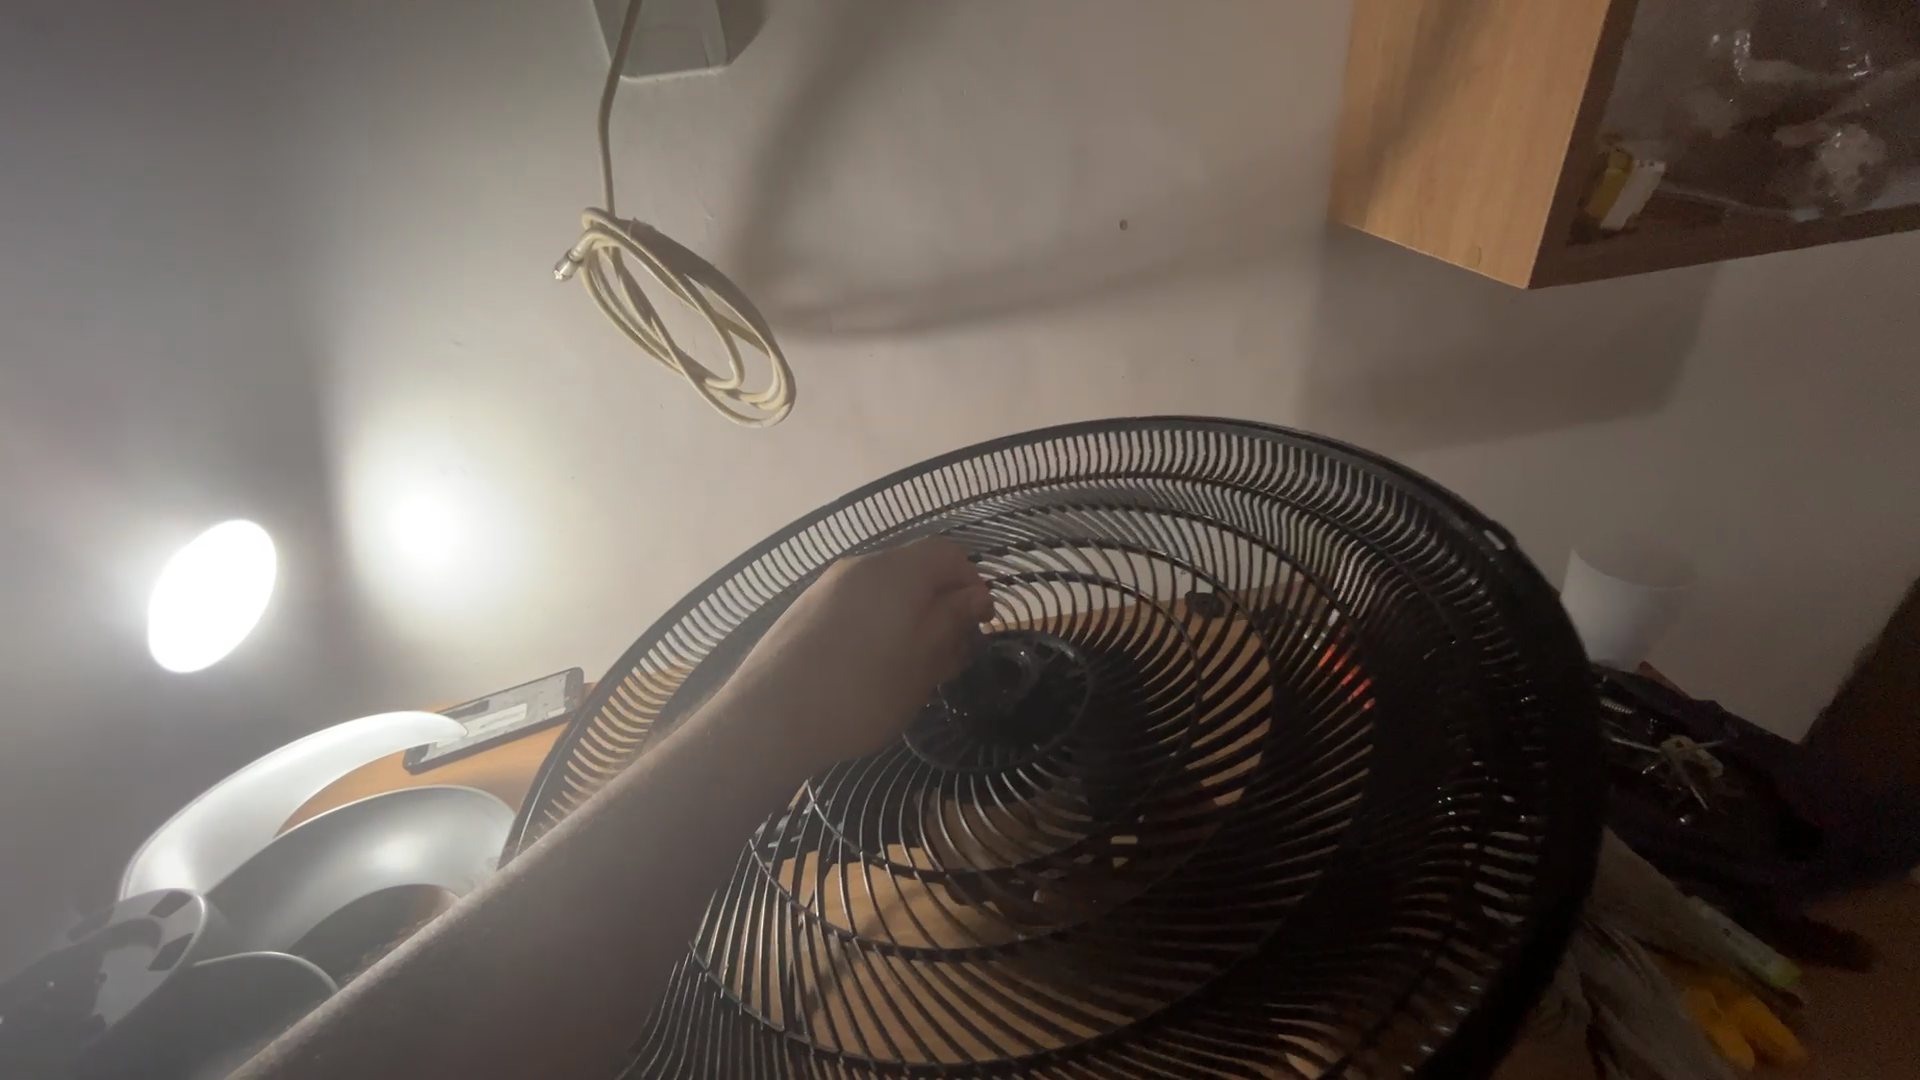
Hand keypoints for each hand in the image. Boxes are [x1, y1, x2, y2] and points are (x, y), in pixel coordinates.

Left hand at [708, 538, 993, 776]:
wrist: (769, 718)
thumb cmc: (861, 692)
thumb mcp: (922, 662)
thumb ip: (952, 622)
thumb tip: (975, 596)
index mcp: (896, 571)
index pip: (948, 554)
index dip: (973, 584)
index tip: (981, 625)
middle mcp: (861, 566)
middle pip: (915, 570)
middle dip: (941, 605)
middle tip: (950, 654)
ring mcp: (827, 586)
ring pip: (885, 591)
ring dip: (909, 618)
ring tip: (913, 667)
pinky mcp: (805, 609)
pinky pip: (856, 605)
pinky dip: (877, 625)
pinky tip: (872, 668)